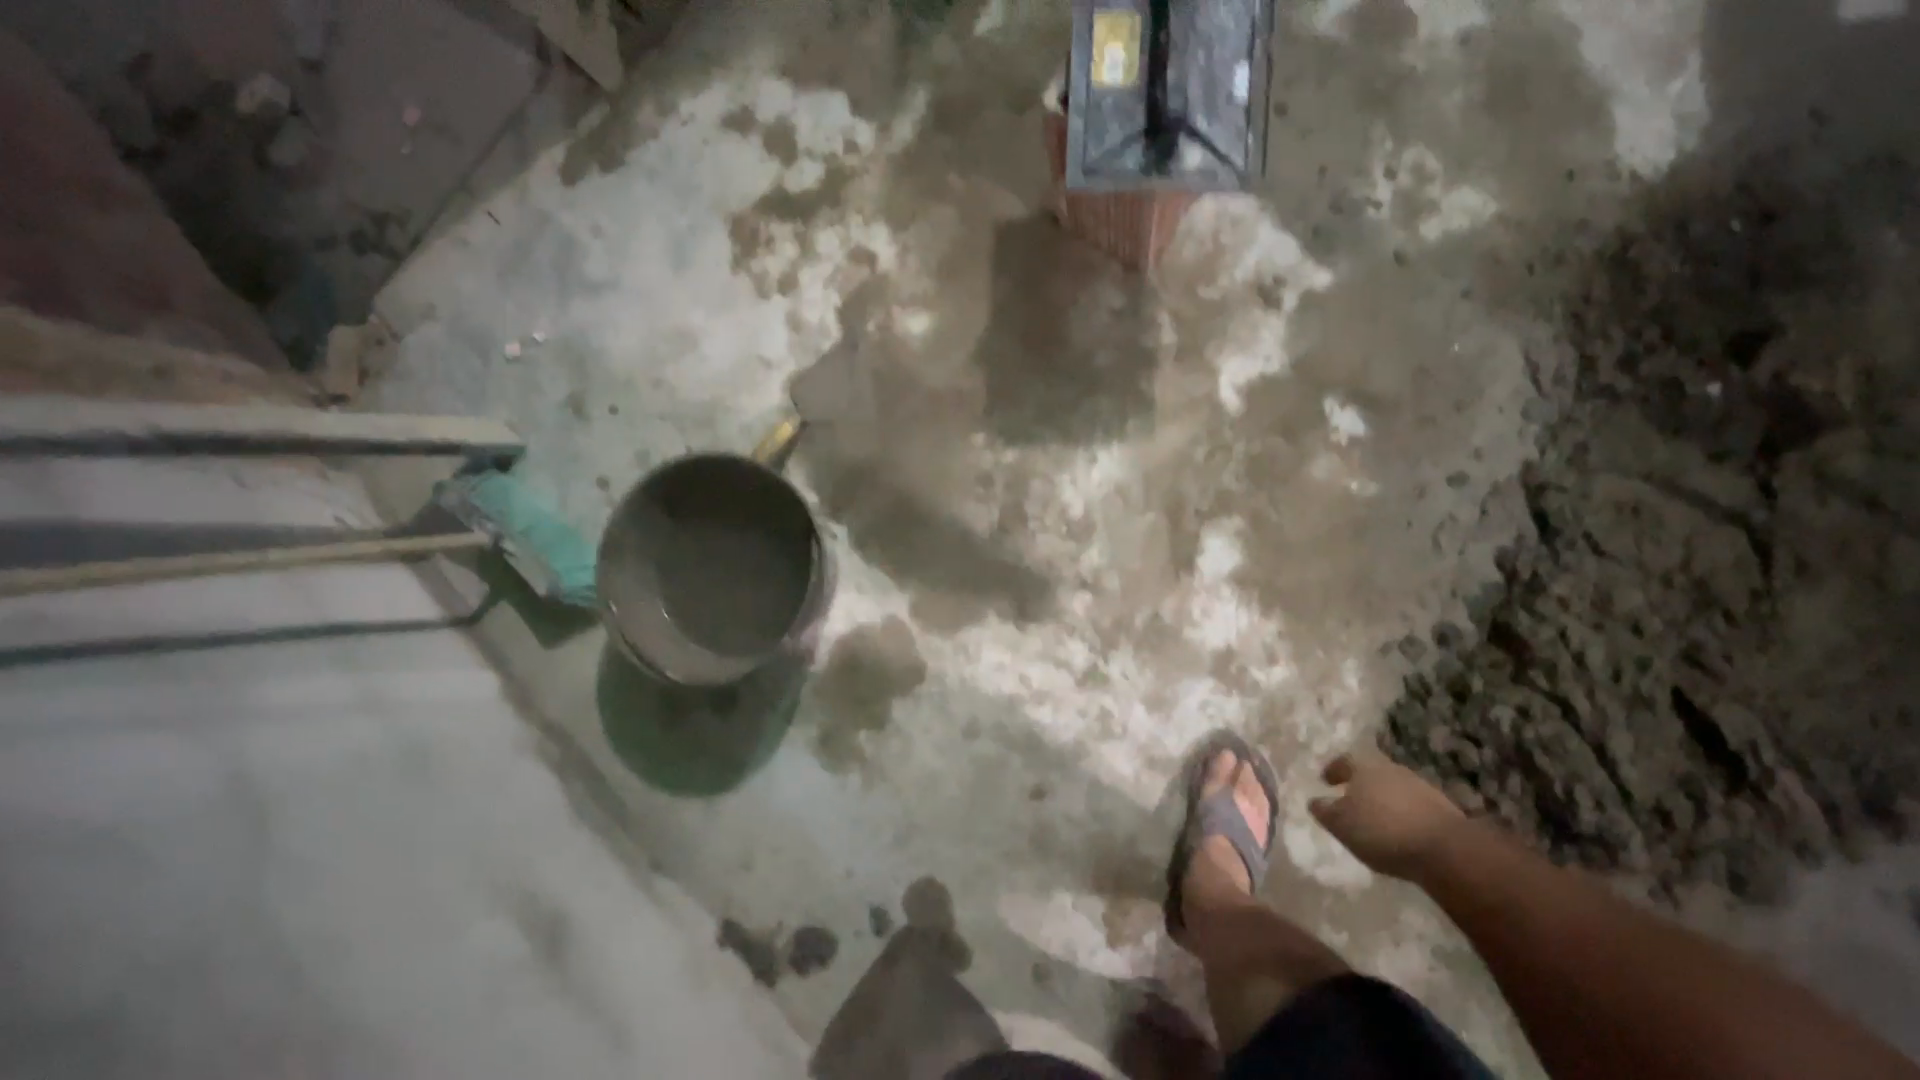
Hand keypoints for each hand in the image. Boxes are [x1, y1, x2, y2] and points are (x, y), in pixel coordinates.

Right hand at [1310, 750, 1468, 880]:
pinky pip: (1412, 805)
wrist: (1444, 848)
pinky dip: (1401, 813)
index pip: (1344, 761)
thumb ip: (1324, 811)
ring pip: (1393, 787)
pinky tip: (1399, 830)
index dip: (1333, 770)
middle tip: (1349, 798)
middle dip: (1359, 783)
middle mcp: (1392, 770)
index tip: (1325, 781)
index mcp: (1366, 768)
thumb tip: (1314, 801)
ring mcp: (1420, 786)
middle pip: (1371, 771)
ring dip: (1382, 799)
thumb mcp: (1341, 824)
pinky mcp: (1441, 807)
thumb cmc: (1382, 831)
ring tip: (1374, 818)